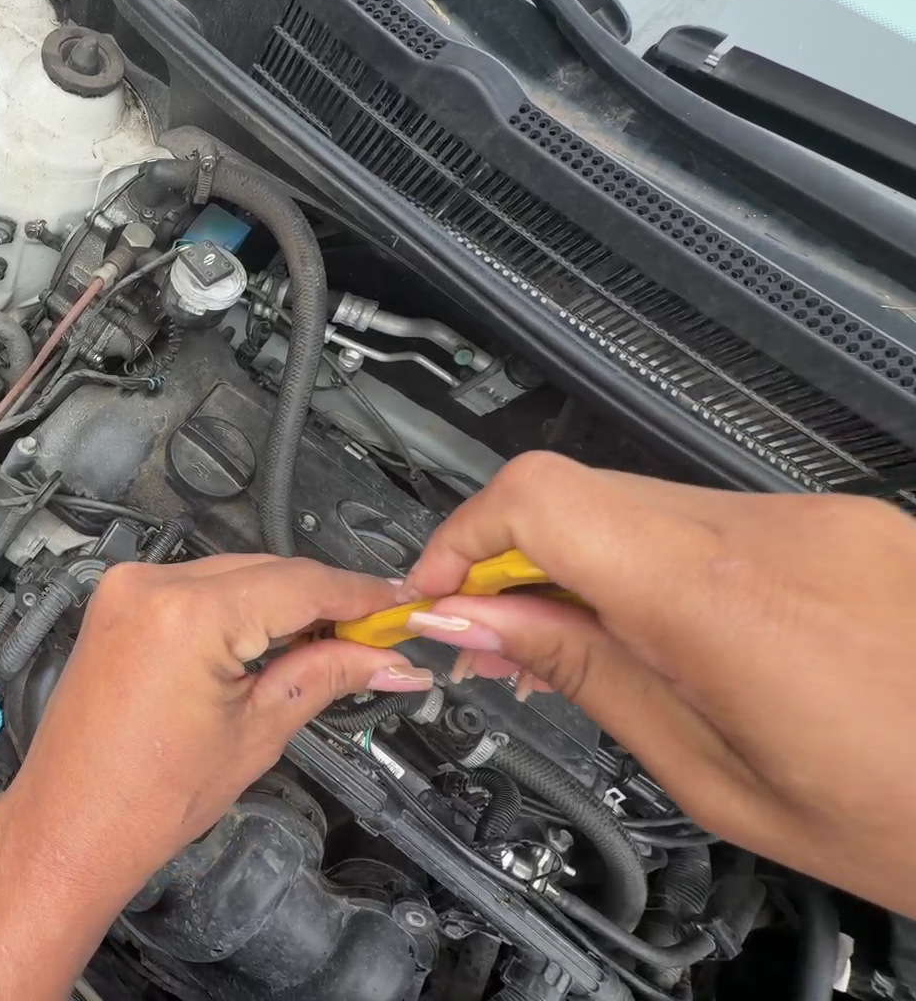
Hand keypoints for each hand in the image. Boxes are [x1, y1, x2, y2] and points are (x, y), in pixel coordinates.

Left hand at [8, 554, 433, 883]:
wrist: (73, 817)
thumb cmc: (147, 795)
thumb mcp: (255, 733)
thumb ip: (323, 675)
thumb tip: (383, 657)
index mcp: (186, 614)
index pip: (297, 583)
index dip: (359, 594)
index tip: (400, 607)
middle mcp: (149, 585)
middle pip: (263, 570)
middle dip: (323, 598)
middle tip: (376, 633)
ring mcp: (125, 588)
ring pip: (229, 574)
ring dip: (280, 599)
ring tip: (330, 639)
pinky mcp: (116, 600)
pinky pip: (192, 586)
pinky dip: (234, 604)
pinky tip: (268, 632)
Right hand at [402, 451, 915, 914]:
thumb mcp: (715, 776)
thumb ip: (578, 671)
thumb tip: (463, 618)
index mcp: (728, 598)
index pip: (538, 499)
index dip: (460, 536)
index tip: (439, 597)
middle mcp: (772, 530)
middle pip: (566, 495)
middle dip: (499, 559)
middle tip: (484, 637)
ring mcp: (813, 517)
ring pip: (617, 505)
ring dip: (562, 564)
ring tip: (565, 645)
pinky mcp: (832, 523)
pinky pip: (681, 520)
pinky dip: (628, 565)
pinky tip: (645, 631)